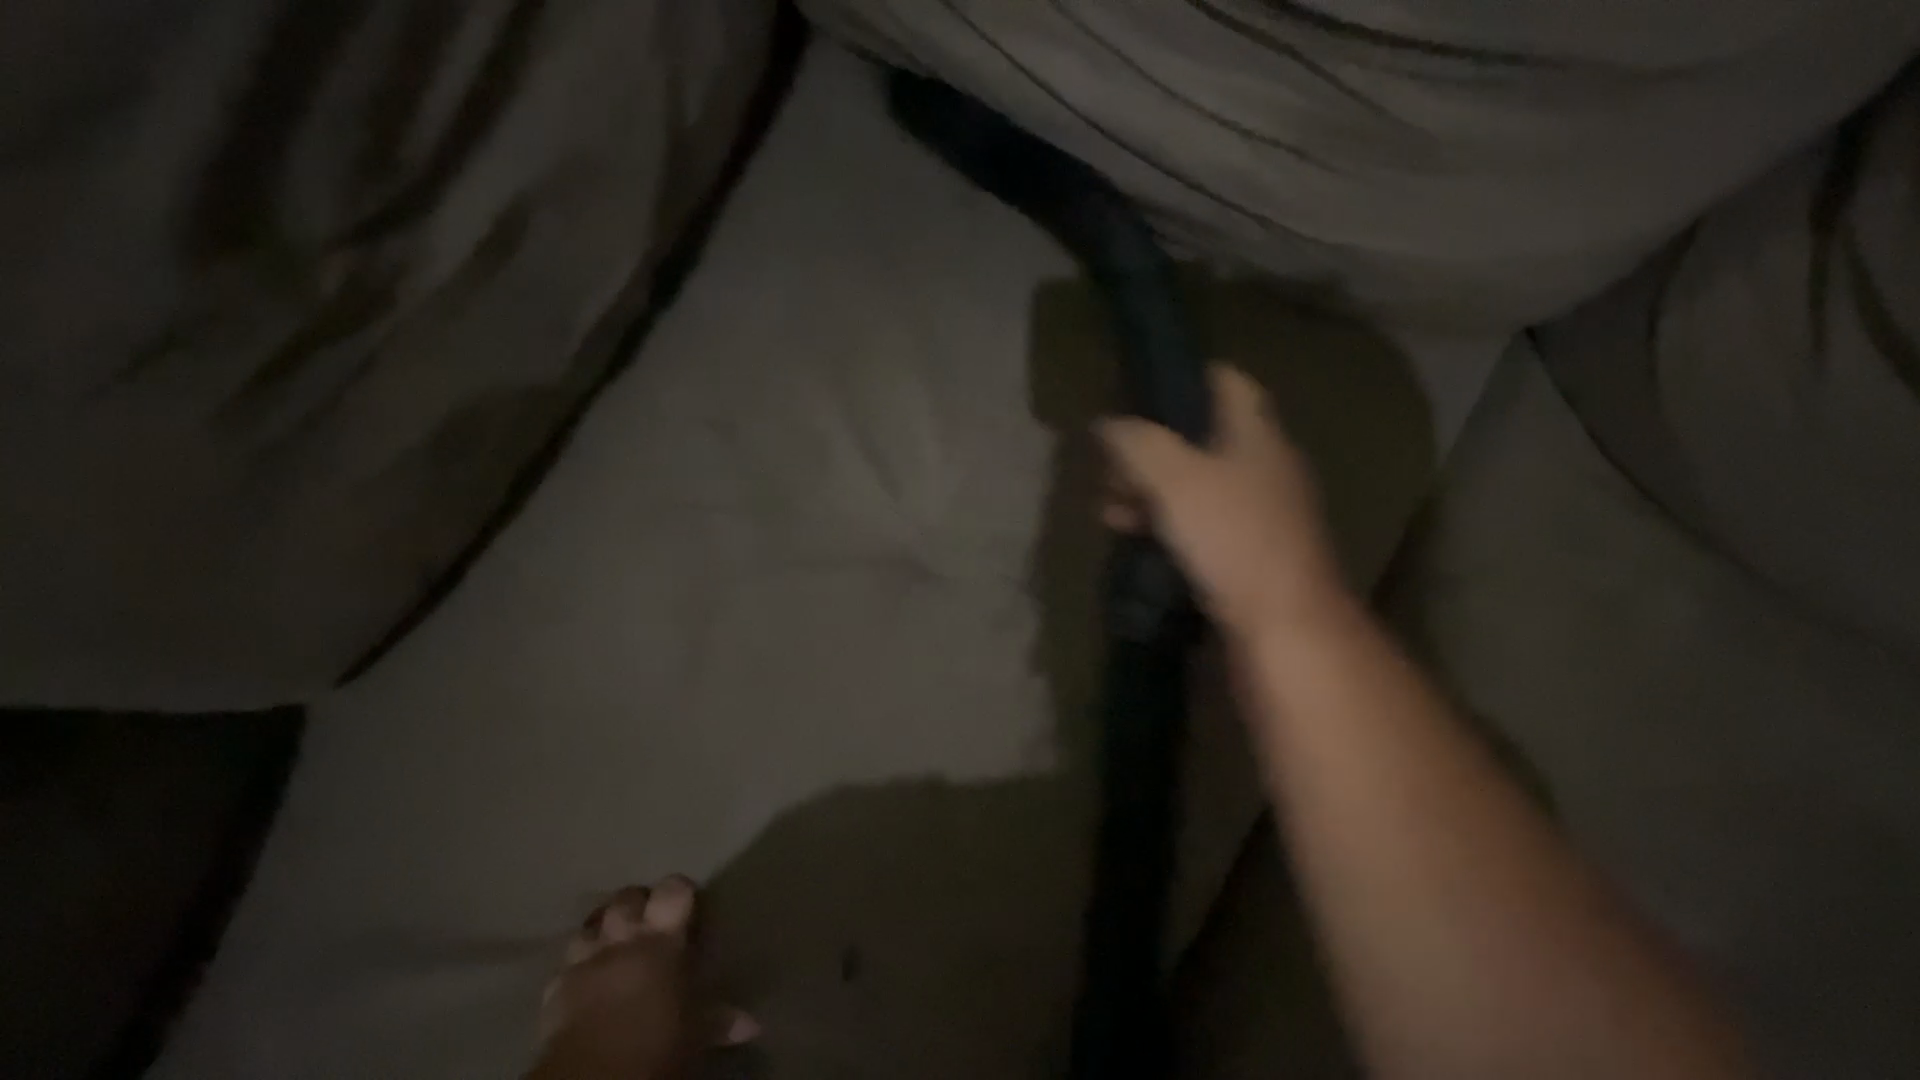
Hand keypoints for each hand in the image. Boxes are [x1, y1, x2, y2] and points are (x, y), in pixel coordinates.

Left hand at [533, 877, 756, 1079]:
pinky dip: (577, 966)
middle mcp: (621, 940)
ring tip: (617, 942)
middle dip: (639, 903)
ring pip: (591, 922)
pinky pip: (565, 964)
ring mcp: (584, 961)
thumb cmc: (657, 1047)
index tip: (690, 907)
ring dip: (604, 927)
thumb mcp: (697, 1034)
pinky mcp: (554, 989)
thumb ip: (720, 1020)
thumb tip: (750, 1024)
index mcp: (661, 942)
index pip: (672, 890)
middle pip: (627, 897)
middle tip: (652, 923)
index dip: (680, 892)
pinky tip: (587, 980)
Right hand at [1098, 364, 1346, 638]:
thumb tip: (1107, 424)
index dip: (1184, 378)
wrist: (1285, 624)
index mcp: (1256, 435)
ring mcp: (1258, 514)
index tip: (1139, 393)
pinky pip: (1199, 526)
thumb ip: (1138, 443)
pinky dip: (1166, 526)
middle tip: (1108, 470)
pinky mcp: (1247, 554)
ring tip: (1108, 512)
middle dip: (1148, 450)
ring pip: (1195, 486)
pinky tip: (1135, 541)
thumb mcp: (1175, 478)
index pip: (1226, 383)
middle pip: (1200, 440)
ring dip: (1149, 492)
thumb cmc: (1232, 536)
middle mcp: (1262, 467)